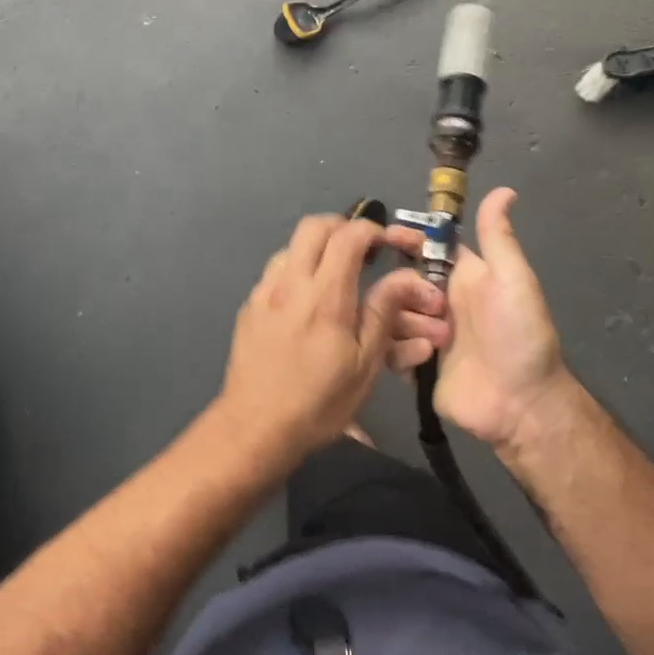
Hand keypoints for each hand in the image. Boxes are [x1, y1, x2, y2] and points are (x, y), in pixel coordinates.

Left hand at [217, 215, 447, 459]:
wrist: (254, 428)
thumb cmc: (318, 403)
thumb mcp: (364, 365)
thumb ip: (383, 313)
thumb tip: (404, 278)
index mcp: (324, 295)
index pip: (349, 236)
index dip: (376, 231)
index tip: (394, 245)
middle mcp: (290, 282)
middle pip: (315, 226)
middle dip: (344, 228)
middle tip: (366, 250)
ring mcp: (264, 291)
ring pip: (292, 246)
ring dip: (318, 249)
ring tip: (339, 276)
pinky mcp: (249, 306)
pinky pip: (276, 271)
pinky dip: (298, 271)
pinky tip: (309, 302)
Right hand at [385, 188, 569, 450]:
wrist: (521, 404)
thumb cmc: (521, 336)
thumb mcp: (514, 280)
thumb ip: (499, 237)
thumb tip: (504, 189)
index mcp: (462, 277)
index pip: (424, 247)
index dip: (405, 239)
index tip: (385, 237)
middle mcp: (438, 301)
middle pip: (399, 279)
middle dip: (406, 287)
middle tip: (434, 307)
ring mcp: (423, 333)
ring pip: (388, 312)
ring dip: (408, 322)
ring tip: (436, 341)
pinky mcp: (412, 364)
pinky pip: (386, 346)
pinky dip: (399, 350)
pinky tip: (423, 359)